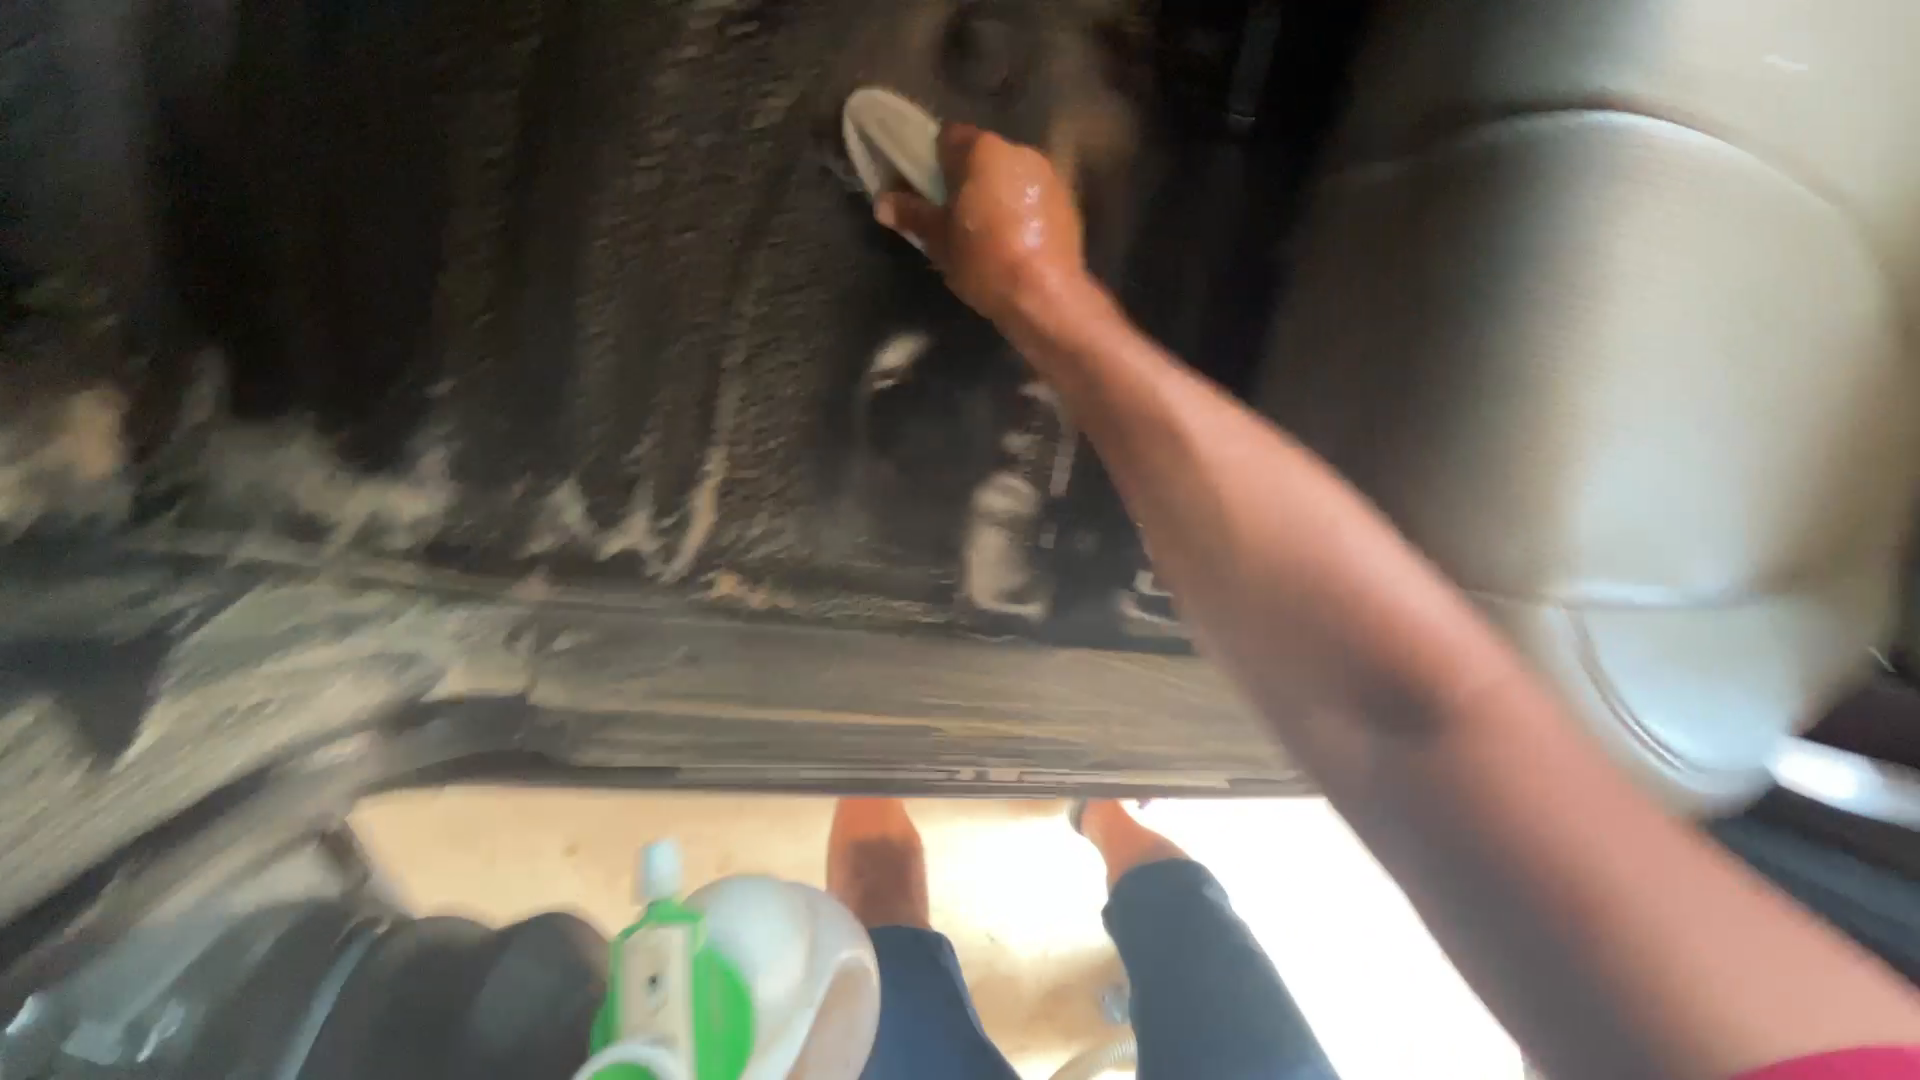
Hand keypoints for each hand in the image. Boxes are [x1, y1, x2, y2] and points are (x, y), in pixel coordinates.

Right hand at [875, 124, 1086, 325]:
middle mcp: (1019, 152)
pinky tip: (1014, 242)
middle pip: (984, 156)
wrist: (1045, 296)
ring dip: (997, 194)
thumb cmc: (985, 261)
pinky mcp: (1067, 203)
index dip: (934, 159)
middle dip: (968, 178)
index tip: (927, 188)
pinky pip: (1033, 197)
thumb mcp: (940, 241)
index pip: (949, 137)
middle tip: (954, 215)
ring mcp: (1048, 176)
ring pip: (1011, 176)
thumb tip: (882, 203)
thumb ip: (913, 215)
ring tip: (986, 233)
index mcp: (983, 151)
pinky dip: (1021, 211)